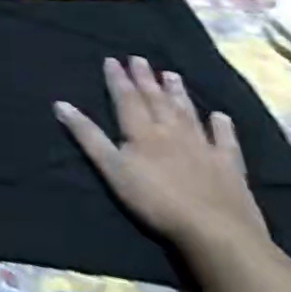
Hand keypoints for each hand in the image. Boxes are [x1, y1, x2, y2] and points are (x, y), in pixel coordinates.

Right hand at [55, 57, 268, 247]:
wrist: (216, 231)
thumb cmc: (154, 200)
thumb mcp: (110, 168)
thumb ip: (87, 135)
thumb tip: (60, 104)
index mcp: (142, 133)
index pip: (127, 99)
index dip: (118, 79)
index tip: (112, 60)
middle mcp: (173, 133)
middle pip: (157, 101)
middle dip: (146, 79)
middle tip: (140, 59)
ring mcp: (205, 148)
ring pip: (188, 114)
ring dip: (178, 94)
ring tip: (172, 75)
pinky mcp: (230, 166)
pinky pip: (225, 140)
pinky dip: (222, 126)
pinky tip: (220, 116)